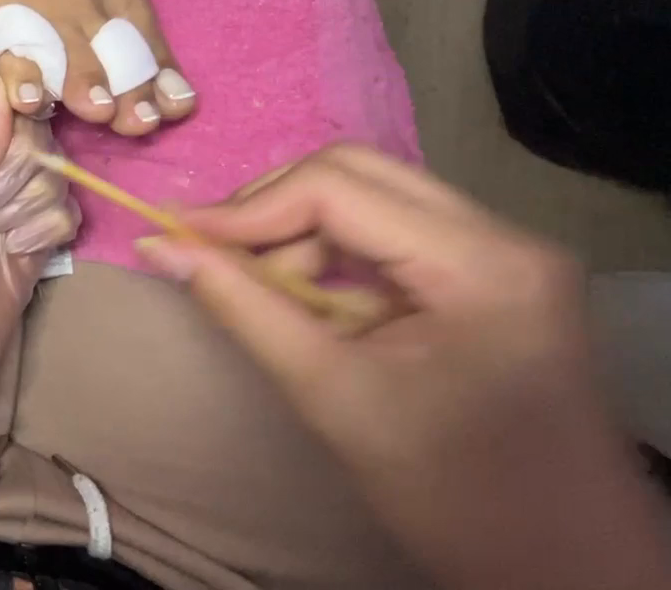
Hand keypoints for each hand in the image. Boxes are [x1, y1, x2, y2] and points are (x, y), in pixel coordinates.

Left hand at [0, 73, 77, 469]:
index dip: (8, 90)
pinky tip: (17, 253)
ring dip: (29, 202)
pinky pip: (65, 209)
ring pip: (53, 168)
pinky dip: (45, 230)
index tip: (25, 106)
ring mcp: (2, 200)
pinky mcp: (31, 235)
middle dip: (19, 163)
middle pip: (29, 126)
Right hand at [139, 145, 670, 589]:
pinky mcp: (490, 275)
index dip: (246, 208)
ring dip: (296, 230)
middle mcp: (504, 239)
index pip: (334, 189)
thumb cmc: (450, 490)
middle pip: (353, 172)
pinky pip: (384, 228)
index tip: (179, 237)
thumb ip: (237, 303)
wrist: (566, 571)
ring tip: (267, 289)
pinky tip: (307, 297)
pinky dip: (327, 250)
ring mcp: (503, 254)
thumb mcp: (327, 390)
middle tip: (218, 252)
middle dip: (271, 207)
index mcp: (484, 265)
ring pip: (366, 192)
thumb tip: (155, 244)